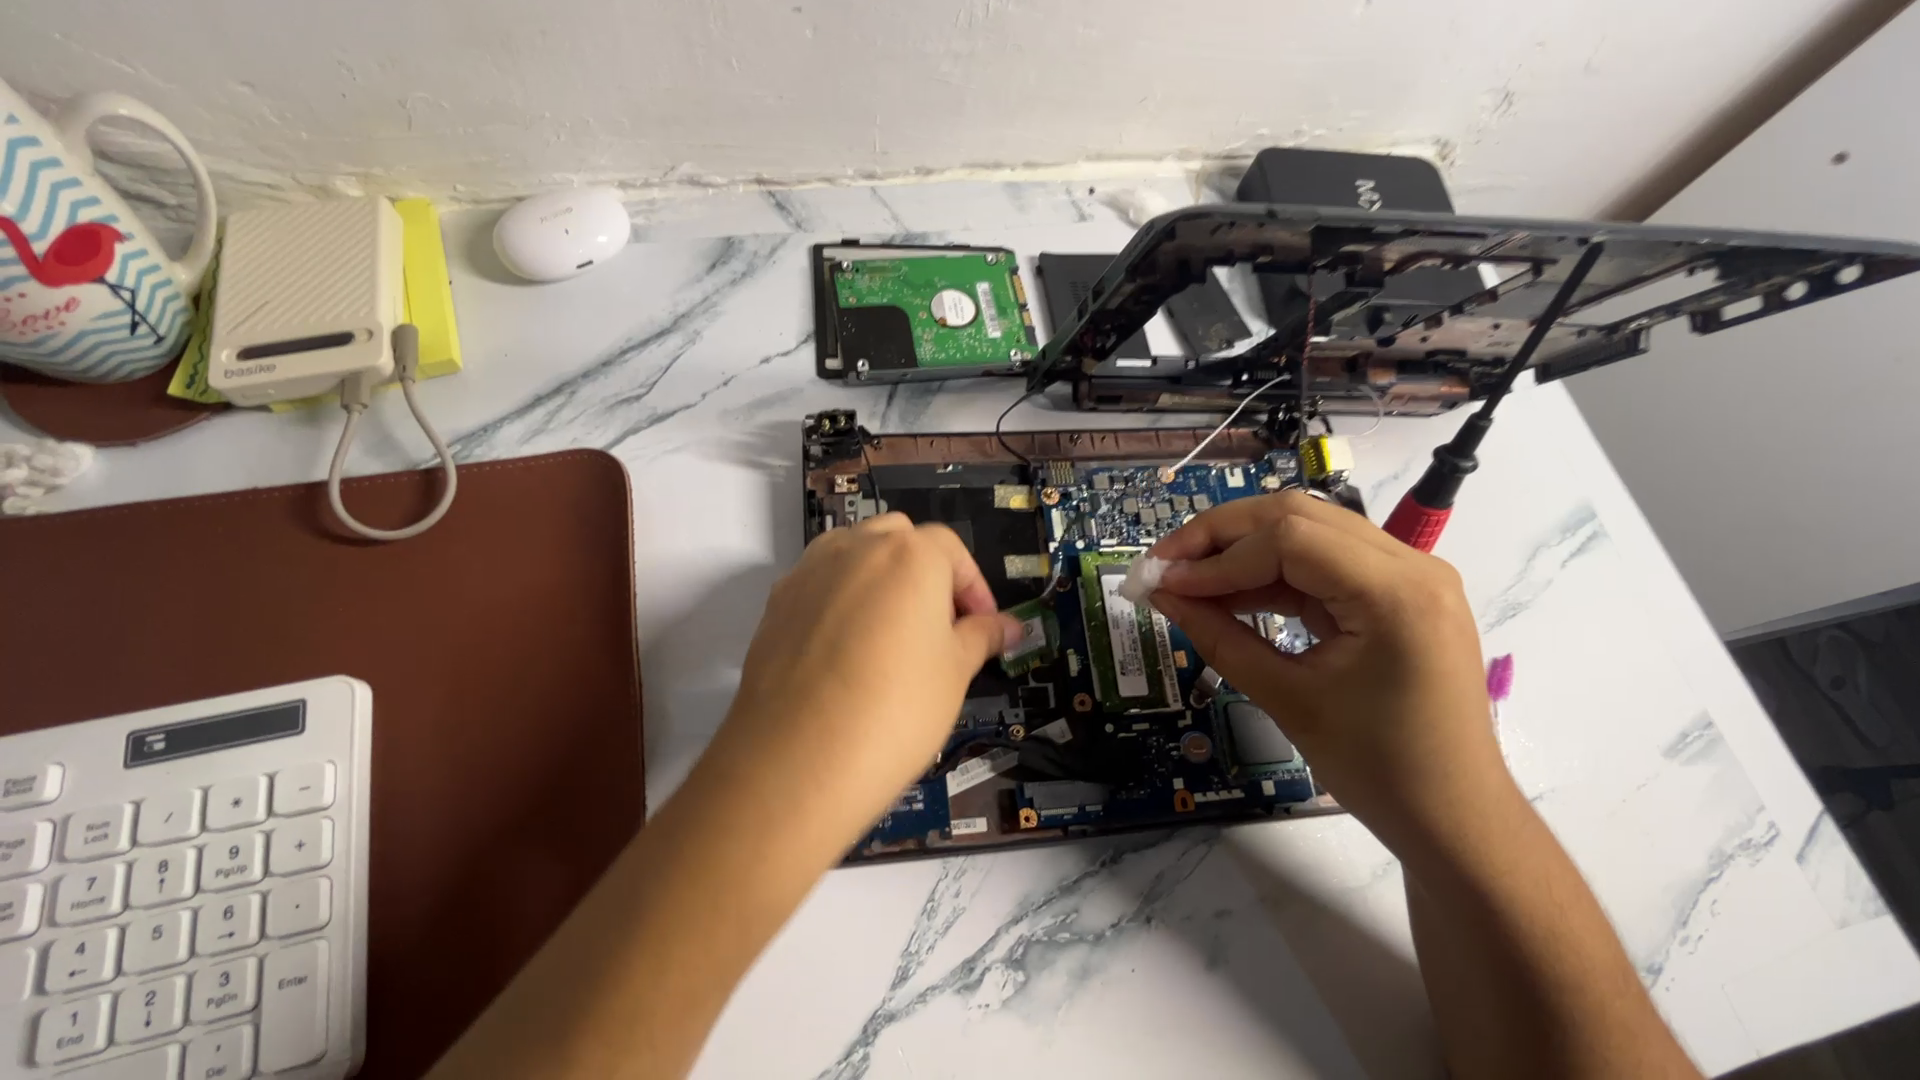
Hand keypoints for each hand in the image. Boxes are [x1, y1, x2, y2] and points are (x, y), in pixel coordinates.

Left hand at [712, 513, 1019, 835]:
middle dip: (925, 574)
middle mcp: (856, 547)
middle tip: (938, 628)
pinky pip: (820, 587)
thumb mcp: (955, 673)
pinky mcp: (776, 603)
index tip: (983, 628)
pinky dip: (840, 603)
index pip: (951, 550)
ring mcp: (809, 571)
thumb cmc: (896, 710)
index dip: (973, 588)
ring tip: (891, 637)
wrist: (797, 760)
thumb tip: (1009, 625)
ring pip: (854, 557)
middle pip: (900, 541)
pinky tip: (846, 656)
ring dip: (879, 581)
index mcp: (910, 554)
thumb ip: (980, 636)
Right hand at [1147, 492, 1508, 848]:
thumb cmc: (1378, 769)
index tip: (1162, 582)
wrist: (1454, 817)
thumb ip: (1220, 637)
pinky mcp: (1397, 594)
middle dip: (1222, 536)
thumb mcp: (1288, 700)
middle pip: (1297, 517)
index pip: (1288, 539)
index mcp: (1395, 591)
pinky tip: (1229, 593)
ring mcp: (1409, 575)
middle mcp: (1411, 564)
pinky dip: (1272, 574)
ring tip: (1188, 579)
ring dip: (1243, 550)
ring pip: (1309, 532)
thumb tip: (1163, 594)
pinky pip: (1323, 564)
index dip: (1215, 556)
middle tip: (1165, 564)